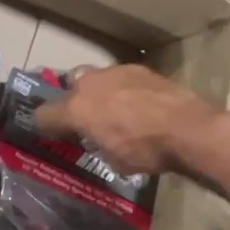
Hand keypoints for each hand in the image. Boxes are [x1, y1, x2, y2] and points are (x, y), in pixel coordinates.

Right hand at [32, 65, 217, 174]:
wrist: (185, 127)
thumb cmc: (145, 150)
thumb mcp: (115, 161)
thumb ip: (99, 145)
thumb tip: (99, 141)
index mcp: (77, 109)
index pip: (45, 114)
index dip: (44, 124)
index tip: (49, 132)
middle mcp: (88, 84)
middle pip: (68, 85)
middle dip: (73, 99)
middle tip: (85, 116)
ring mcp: (113, 72)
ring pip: (95, 78)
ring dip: (99, 91)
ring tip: (114, 109)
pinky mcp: (137, 68)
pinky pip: (120, 78)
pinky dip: (122, 89)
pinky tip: (138, 103)